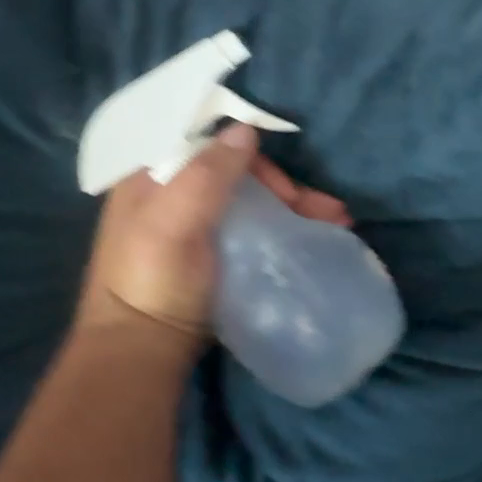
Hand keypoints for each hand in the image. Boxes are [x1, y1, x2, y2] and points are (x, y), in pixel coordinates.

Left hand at [77, 122, 350, 342]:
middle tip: (317, 206)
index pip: (206, 141)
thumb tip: (246, 129)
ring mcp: (199, 224)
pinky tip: (321, 230)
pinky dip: (292, 222)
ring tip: (339, 219)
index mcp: (151, 177)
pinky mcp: (220, 251)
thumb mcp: (174, 222)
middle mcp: (175, 193)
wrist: (143, 352)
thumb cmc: (152, 281)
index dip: (247, 147)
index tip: (278, 173)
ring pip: (257, 197)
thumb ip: (208, 175)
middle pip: (240, 169)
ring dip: (299, 203)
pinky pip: (262, 223)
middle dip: (284, 183)